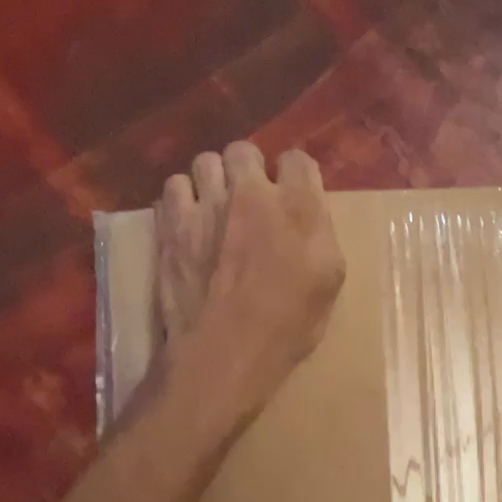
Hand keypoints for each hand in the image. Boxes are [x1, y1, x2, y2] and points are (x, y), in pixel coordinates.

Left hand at [155, 141, 345, 422]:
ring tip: (212, 208)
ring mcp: (206, 204)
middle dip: (246, 170)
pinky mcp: (171, 223)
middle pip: (244, 150)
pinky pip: (172, 188)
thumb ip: (321, 235)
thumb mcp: (330, 283)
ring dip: (210, 181)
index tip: (288, 195)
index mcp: (299, 205)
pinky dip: (180, 201)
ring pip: (203, 163)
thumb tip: (309, 216)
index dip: (292, 176)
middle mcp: (251, 192)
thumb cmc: (287, 326)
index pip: (297, 158)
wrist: (224, 351)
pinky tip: (186, 223)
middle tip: (247, 200)